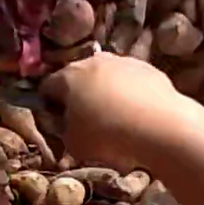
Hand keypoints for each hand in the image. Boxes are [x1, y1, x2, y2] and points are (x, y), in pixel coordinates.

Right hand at [43, 53, 201, 168]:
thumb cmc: (105, 135)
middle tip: (84, 121)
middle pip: (78, 77)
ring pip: (106, 77)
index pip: (47, 86)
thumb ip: (63, 130)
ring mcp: (123, 61)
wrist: (156, 125)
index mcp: (68, 77)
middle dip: (78, 96)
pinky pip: (130, 82)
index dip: (47, 105)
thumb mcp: (72, 143)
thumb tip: (66, 125)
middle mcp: (94, 61)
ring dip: (104, 93)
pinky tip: (135, 116)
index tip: (56, 121)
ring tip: (113, 119)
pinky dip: (128, 95)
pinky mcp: (148, 68)